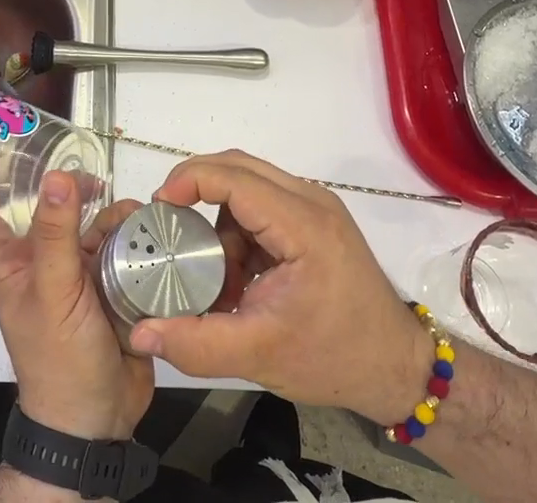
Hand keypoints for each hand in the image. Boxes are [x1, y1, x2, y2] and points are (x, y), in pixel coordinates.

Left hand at [0, 172, 155, 439]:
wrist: (97, 419)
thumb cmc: (58, 357)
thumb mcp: (53, 293)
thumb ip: (55, 235)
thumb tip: (56, 175)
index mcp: (14, 266)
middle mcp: (45, 265)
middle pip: (51, 213)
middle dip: (70, 190)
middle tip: (94, 176)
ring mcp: (80, 276)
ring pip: (93, 227)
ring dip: (112, 215)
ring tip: (134, 213)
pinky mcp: (113, 288)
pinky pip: (122, 250)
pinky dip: (135, 238)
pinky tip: (152, 231)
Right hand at [128, 152, 432, 425]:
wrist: (397, 367)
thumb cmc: (335, 357)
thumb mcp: (259, 355)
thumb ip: (196, 343)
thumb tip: (139, 332)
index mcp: (303, 225)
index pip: (234, 177)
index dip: (189, 182)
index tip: (157, 210)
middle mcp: (311, 201)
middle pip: (238, 168)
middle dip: (196, 191)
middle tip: (166, 227)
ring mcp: (315, 209)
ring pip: (248, 185)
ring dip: (218, 219)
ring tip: (212, 273)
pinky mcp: (314, 222)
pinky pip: (262, 205)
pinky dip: (237, 231)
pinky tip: (236, 277)